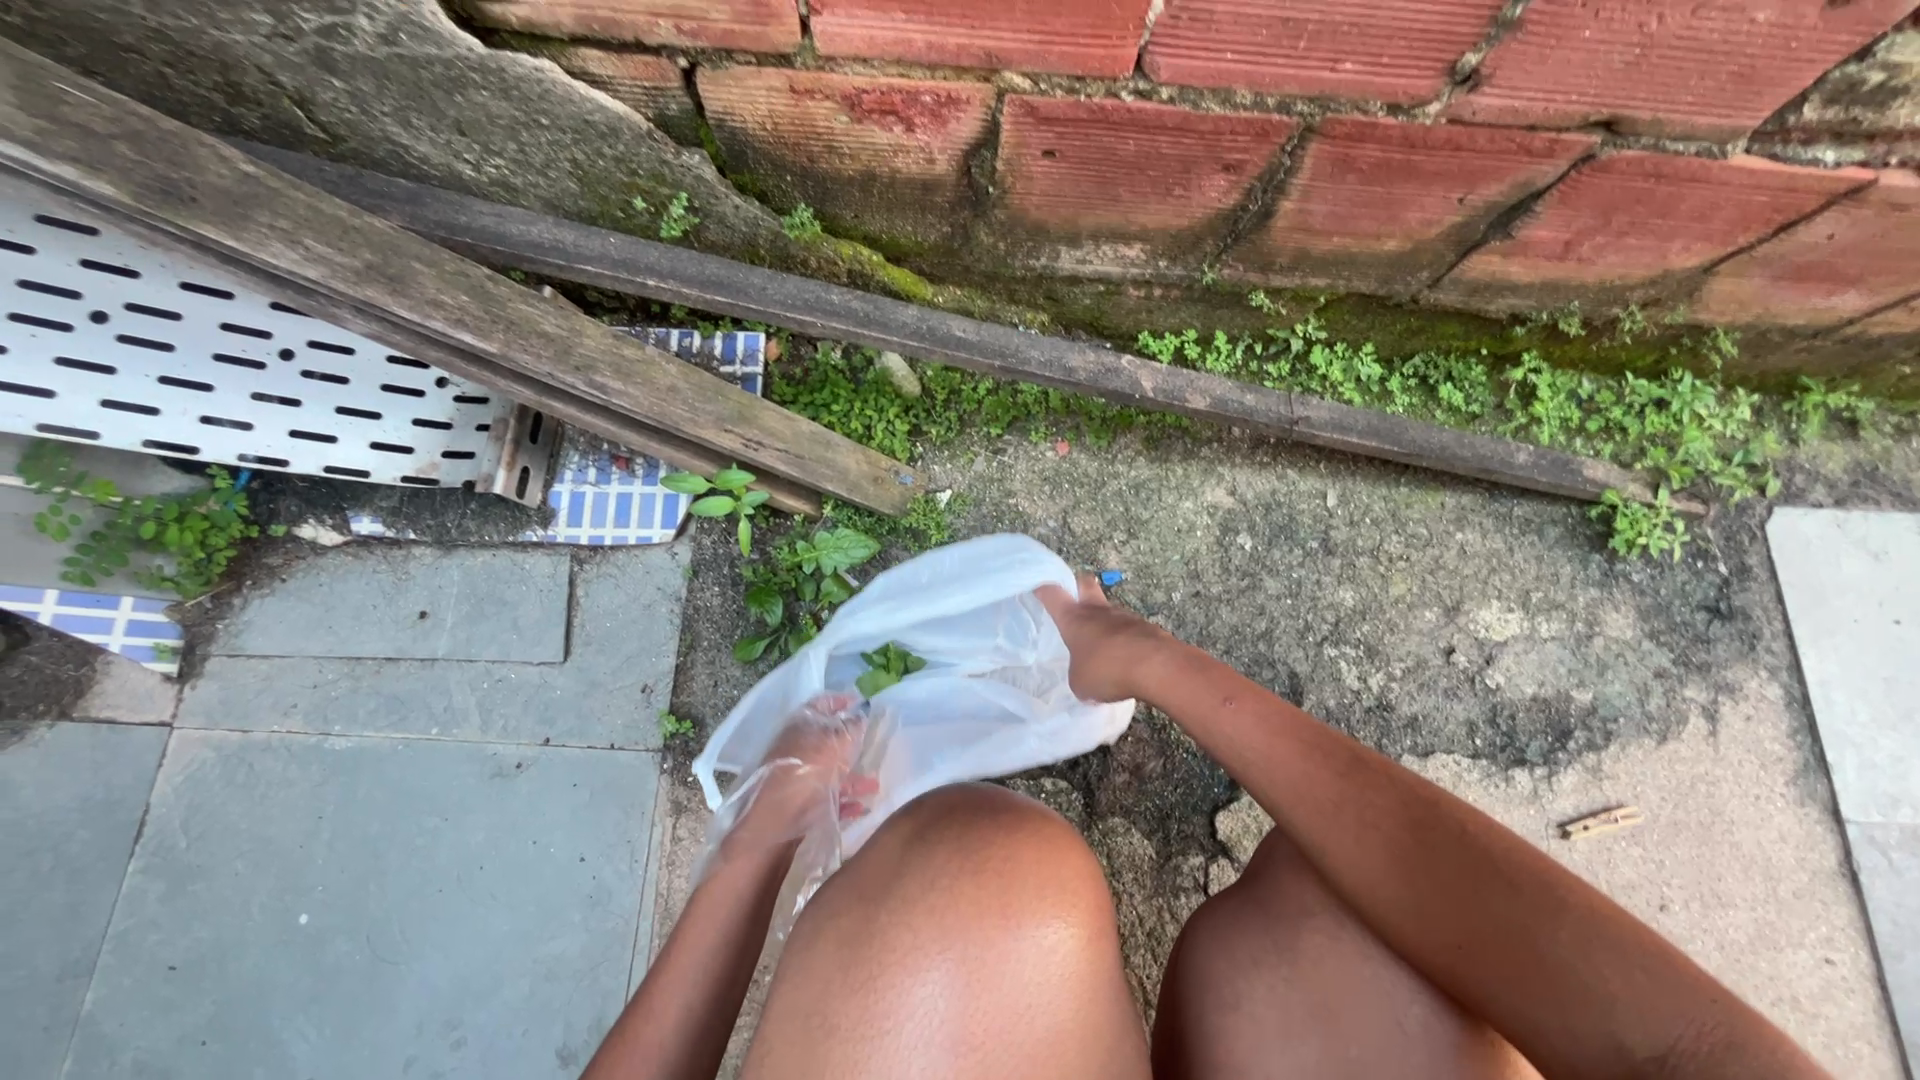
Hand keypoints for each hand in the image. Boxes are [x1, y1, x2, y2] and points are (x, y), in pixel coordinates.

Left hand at [721, 695, 878, 859]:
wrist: (774, 818)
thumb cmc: (808, 769)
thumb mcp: (838, 741)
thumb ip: (853, 725)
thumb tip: (862, 710)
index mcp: (802, 723)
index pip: (824, 702)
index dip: (843, 700)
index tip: (863, 704)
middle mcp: (796, 746)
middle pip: (827, 739)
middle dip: (851, 743)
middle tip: (872, 745)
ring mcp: (794, 774)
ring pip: (828, 770)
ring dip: (852, 776)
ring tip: (873, 786)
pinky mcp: (796, 802)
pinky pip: (825, 797)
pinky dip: (843, 800)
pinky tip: (860, 807)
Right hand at [1036, 574, 1173, 703]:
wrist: (1158, 667)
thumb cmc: (1107, 670)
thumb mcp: (1080, 683)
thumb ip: (1078, 674)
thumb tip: (1086, 674)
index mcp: (1074, 619)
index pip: (1053, 594)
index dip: (1044, 589)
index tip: (1038, 587)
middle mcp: (1098, 611)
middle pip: (1086, 584)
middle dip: (1078, 588)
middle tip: (1074, 602)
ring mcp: (1125, 617)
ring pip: (1110, 611)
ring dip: (1105, 624)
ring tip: (1104, 651)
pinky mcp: (1147, 629)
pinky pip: (1130, 632)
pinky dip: (1126, 643)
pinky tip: (1127, 663)